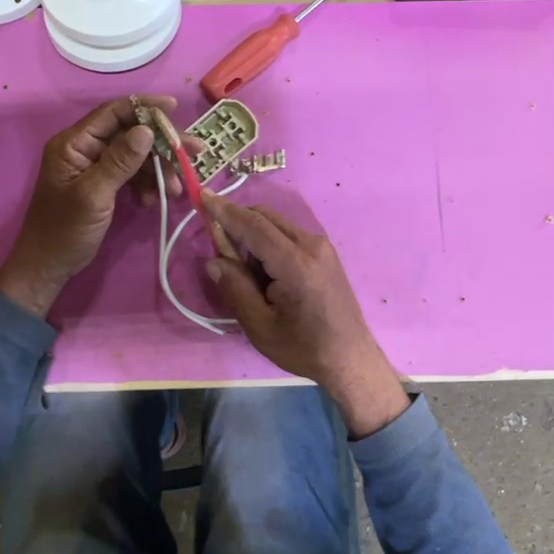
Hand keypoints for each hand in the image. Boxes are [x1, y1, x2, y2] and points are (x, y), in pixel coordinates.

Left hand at [0, 96, 183, 318]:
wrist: (48, 267)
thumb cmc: (64, 230)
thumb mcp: (93, 195)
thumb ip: (119, 162)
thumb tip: (146, 130)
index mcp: (74, 143)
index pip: (112, 113)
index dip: (144, 107)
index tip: (174, 107)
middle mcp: (84, 148)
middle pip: (130, 133)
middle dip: (161, 143)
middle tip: (193, 151)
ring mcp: (94, 165)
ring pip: (135, 155)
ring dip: (158, 169)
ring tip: (175, 189)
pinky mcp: (104, 183)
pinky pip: (132, 173)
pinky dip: (147, 184)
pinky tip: (152, 200)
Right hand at [202, 193, 409, 437]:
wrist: (350, 358)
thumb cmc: (304, 348)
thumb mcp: (260, 326)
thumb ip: (236, 288)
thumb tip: (214, 260)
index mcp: (295, 264)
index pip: (254, 226)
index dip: (225, 211)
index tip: (203, 195)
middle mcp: (311, 245)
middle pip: (265, 217)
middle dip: (237, 224)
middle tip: (221, 252)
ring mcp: (322, 246)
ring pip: (276, 224)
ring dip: (254, 236)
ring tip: (249, 275)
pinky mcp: (325, 252)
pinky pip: (288, 234)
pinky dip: (269, 243)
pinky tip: (267, 275)